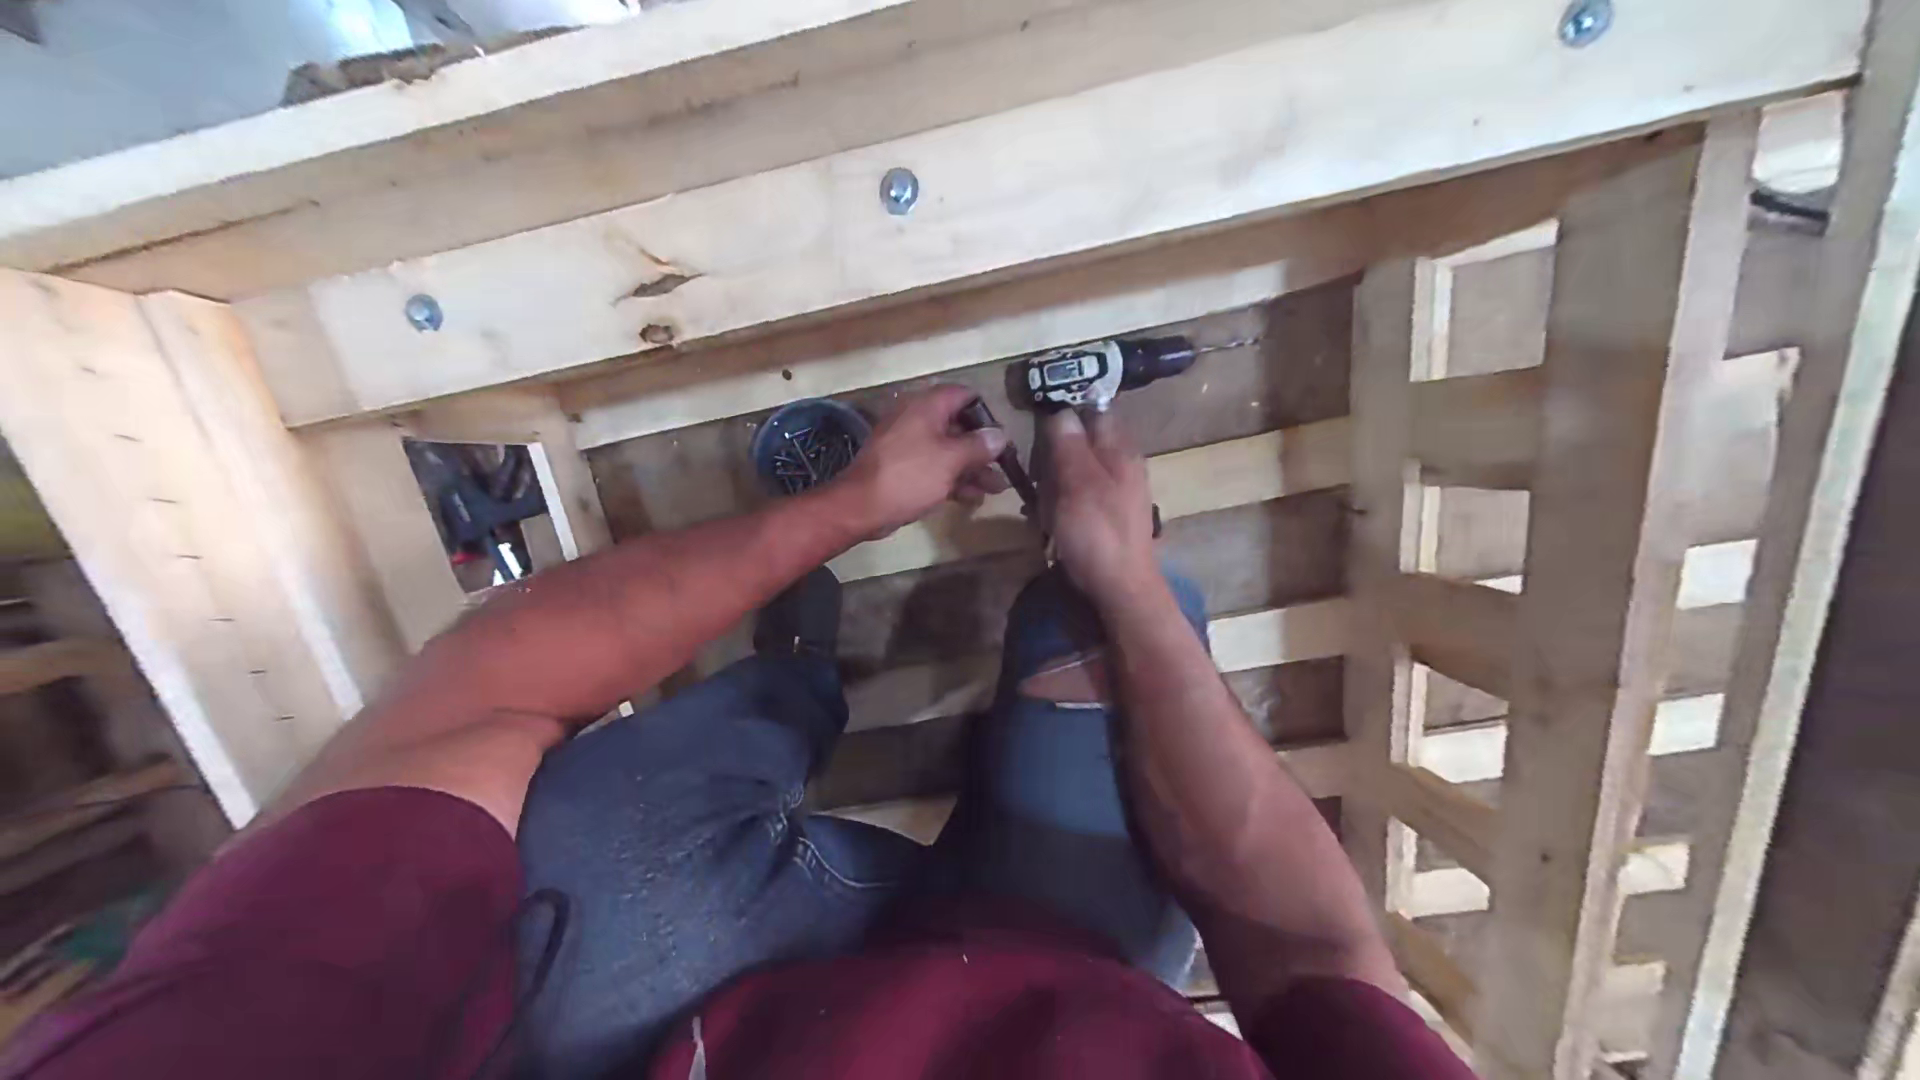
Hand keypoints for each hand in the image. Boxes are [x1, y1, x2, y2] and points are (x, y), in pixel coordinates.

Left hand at [834, 385, 1010, 535]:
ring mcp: (909, 445)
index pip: (963, 395)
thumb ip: (979, 446)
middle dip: (983, 448)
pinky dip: (954, 479)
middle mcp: (917, 420)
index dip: (986, 412)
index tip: (1002, 434)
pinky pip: (935, 468)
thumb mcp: (951, 459)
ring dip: (972, 468)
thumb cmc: (909, 475)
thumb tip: (1000, 435)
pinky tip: (973, 498)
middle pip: (958, 426)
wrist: (862, 506)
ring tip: (996, 488)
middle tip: (1004, 466)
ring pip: (948, 451)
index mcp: (926, 407)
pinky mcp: (904, 469)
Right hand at [1043, 409, 1158, 603]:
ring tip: (1042, 505)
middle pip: (1079, 441)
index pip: (1092, 410)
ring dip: (1051, 483)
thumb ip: (1068, 443)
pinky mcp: (1104, 515)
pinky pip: (1074, 496)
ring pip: (1072, 470)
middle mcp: (1120, 465)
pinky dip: (1058, 504)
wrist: (1120, 589)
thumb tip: (1059, 408)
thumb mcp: (1077, 483)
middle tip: (1038, 476)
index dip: (1064, 412)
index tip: (1036, 426)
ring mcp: (1113, 491)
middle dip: (1052, 455)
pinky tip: (1047, 521)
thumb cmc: (1098, 534)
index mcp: (1120, 450)